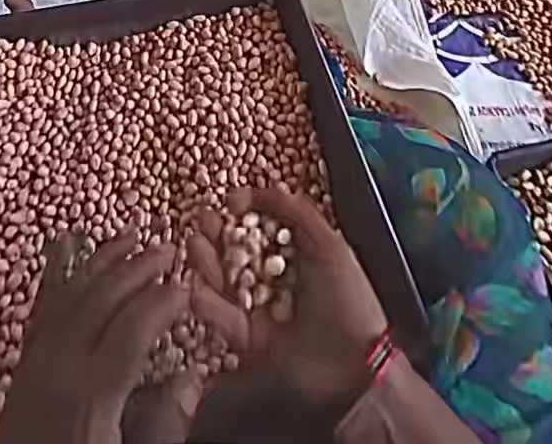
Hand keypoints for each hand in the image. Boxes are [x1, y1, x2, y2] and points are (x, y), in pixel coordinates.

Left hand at [0, 230, 188, 443]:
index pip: (132, 329)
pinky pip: (45, 302)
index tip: (185, 287)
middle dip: (138, 268)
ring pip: (73, 289)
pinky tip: (68, 247)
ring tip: (129, 236)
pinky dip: (60, 270)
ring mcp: (38, 356)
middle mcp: (61, 362)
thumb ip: (162, 426)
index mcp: (92, 393)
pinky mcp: (24, 358)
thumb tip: (192, 380)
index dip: (161, 302)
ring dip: (104, 259)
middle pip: (103, 298)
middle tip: (166, 250)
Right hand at [188, 186, 387, 408]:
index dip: (242, 208)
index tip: (232, 200)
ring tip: (195, 245)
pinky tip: (194, 287)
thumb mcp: (330, 245)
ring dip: (205, 260)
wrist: (357, 365)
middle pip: (233, 247)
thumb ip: (298, 212)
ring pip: (222, 278)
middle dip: (215, 231)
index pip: (257, 222)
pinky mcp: (248, 335)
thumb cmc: (349, 299)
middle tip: (203, 220)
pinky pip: (222, 316)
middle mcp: (269, 273)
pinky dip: (206, 303)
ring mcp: (257, 304)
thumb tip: (265, 186)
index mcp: (290, 249)